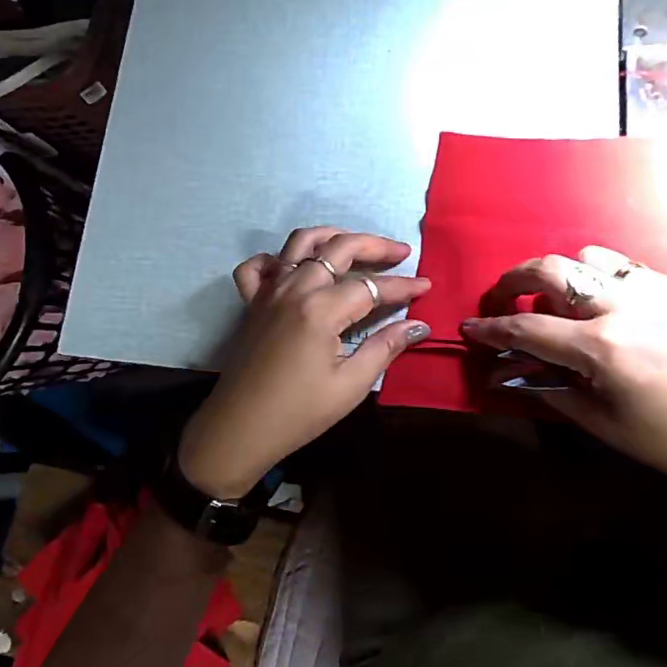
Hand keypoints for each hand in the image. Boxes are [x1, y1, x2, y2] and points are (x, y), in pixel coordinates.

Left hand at [178, 228, 431, 500]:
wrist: (240, 429)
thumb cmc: (300, 412)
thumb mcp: (351, 385)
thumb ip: (384, 347)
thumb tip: (418, 325)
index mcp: (321, 309)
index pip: (371, 286)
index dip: (403, 286)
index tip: (426, 286)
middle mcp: (295, 289)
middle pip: (339, 248)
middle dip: (375, 246)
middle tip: (401, 253)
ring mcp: (269, 292)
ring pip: (299, 244)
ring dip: (331, 237)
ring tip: (355, 244)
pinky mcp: (251, 304)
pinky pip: (258, 267)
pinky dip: (277, 259)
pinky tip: (294, 268)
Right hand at [460, 247, 666, 550]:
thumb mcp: (609, 426)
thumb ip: (555, 391)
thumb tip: (513, 373)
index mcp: (605, 348)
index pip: (528, 327)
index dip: (492, 328)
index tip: (471, 326)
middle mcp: (629, 306)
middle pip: (553, 269)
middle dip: (514, 280)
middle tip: (504, 299)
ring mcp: (665, 289)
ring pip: (595, 258)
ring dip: (566, 275)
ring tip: (565, 303)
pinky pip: (638, 274)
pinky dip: (612, 288)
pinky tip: (622, 316)